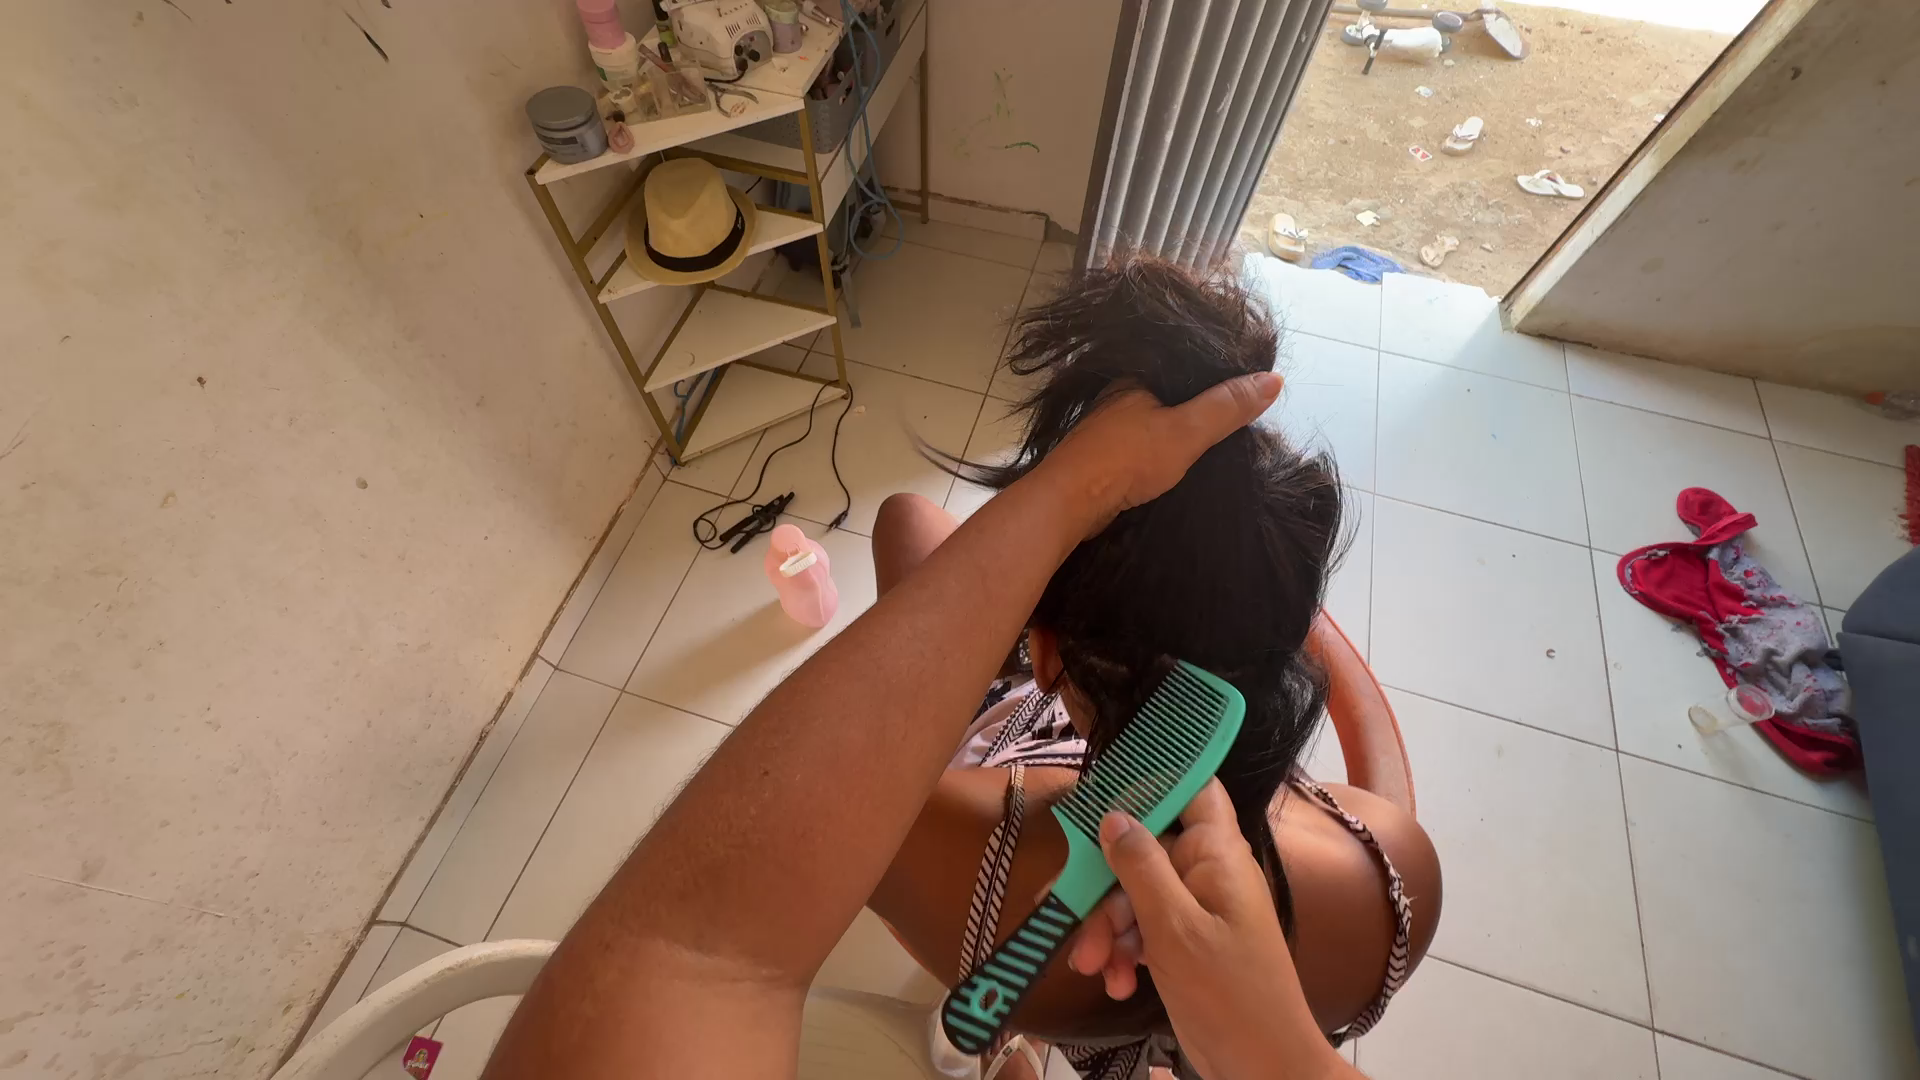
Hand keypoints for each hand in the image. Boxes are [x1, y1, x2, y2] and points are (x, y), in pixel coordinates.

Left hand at [1027, 373, 1281, 536]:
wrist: (1069, 502)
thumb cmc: (1126, 459)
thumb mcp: (1186, 430)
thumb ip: (1226, 407)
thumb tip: (1274, 379)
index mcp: (1134, 377)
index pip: (1182, 365)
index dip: (1213, 375)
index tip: (1243, 390)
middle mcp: (1116, 397)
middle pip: (1166, 394)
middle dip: (1195, 404)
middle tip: (1233, 419)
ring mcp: (1105, 428)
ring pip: (1151, 422)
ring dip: (1174, 430)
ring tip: (1210, 441)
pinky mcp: (1099, 457)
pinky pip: (1139, 446)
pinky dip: (1158, 451)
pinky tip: (1174, 462)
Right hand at [1068, 781, 1354, 1079]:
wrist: (1264, 1074)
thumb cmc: (1228, 995)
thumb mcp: (1175, 927)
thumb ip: (1140, 866)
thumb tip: (1112, 816)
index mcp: (1216, 851)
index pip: (1194, 788)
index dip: (1154, 778)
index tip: (1105, 791)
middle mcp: (1205, 869)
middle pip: (1143, 848)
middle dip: (1106, 885)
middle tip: (1071, 917)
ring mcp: (1195, 905)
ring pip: (1135, 890)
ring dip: (1107, 927)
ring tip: (1092, 965)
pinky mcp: (1184, 938)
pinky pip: (1143, 924)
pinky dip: (1123, 949)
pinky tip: (1114, 980)